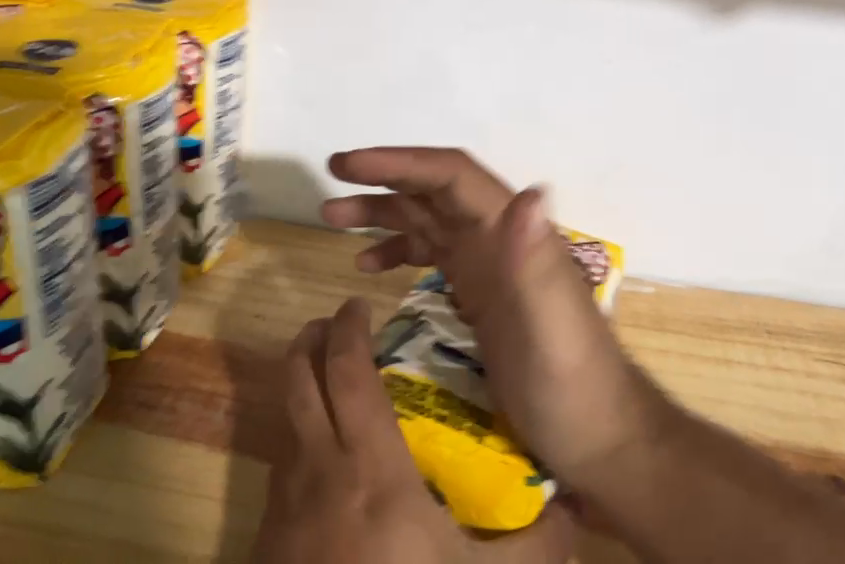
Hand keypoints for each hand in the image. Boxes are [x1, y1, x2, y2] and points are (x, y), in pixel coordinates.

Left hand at [252, 299, 571, 563]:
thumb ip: (535, 545)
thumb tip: (576, 509)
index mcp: (371, 464)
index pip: (350, 372)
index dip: (349, 329)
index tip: (358, 304)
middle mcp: (319, 467)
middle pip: (299, 379)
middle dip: (310, 340)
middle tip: (329, 324)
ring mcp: (286, 501)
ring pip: (285, 421)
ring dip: (300, 388)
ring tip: (325, 382)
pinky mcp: (268, 534)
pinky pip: (280, 468)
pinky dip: (296, 443)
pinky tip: (321, 465)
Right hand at [320, 148, 663, 496]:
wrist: (598, 439)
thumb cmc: (574, 387)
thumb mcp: (553, 329)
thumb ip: (535, 263)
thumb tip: (530, 190)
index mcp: (512, 235)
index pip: (452, 177)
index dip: (400, 162)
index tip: (348, 164)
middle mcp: (498, 239)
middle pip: (434, 191)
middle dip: (383, 180)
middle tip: (331, 180)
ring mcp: (489, 267)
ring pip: (428, 221)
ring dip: (382, 213)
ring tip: (332, 219)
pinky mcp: (480, 296)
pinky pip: (431, 257)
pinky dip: (398, 251)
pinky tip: (368, 266)